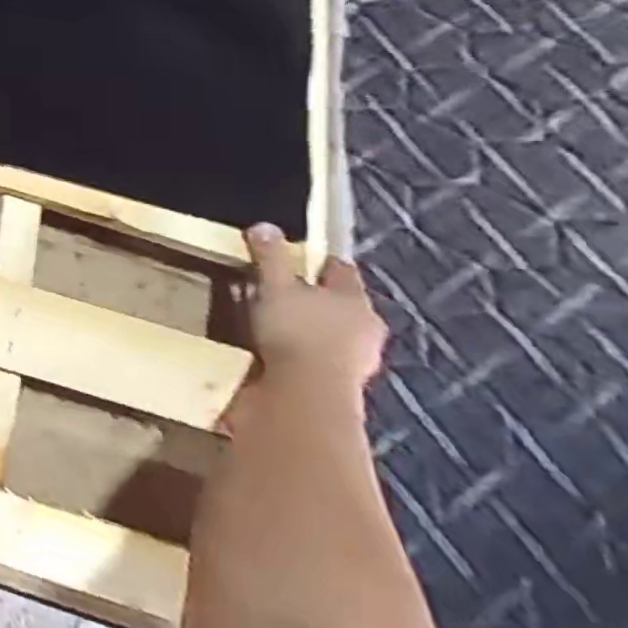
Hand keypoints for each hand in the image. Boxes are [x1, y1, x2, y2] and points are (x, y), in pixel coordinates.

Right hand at [241, 223, 387, 393]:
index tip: (296, 258)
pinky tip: (273, 355)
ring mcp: (353, 364)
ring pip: (328, 337)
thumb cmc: (296, 334)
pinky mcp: (334, 390)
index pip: (340, 270)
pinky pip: (315, 364)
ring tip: (272, 326)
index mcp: (355, 300)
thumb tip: (264, 226)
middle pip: (338, 305)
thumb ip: (270, 257)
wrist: (304, 401)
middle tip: (282, 292)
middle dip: (314, 300)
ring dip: (307, 332)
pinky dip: (298, 358)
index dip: (319, 262)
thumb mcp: (275, 287)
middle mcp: (363, 330)